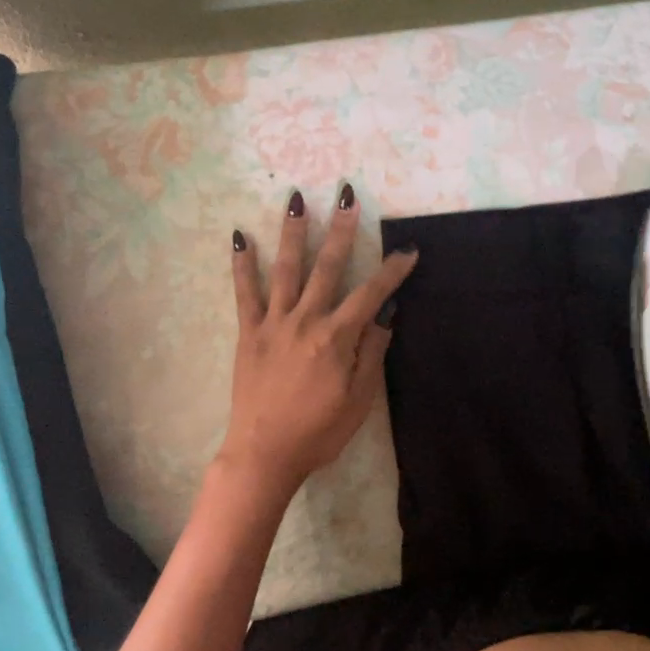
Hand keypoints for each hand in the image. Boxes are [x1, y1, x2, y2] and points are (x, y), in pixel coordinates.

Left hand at [222, 184, 418, 493]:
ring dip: (294, 232)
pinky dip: (243, 265)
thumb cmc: (319, 432)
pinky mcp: (249, 332)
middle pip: (328, 267)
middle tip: (348, 196)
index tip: (408, 249)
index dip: (392, 271)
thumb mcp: (359, 400)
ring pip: (287, 269)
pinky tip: (241, 237)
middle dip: (341, 230)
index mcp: (337, 338)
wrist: (264, 454)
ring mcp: (274, 323)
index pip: (371, 294)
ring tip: (297, 200)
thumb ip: (372, 353)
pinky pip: (245, 292)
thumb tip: (385, 314)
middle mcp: (306, 320)